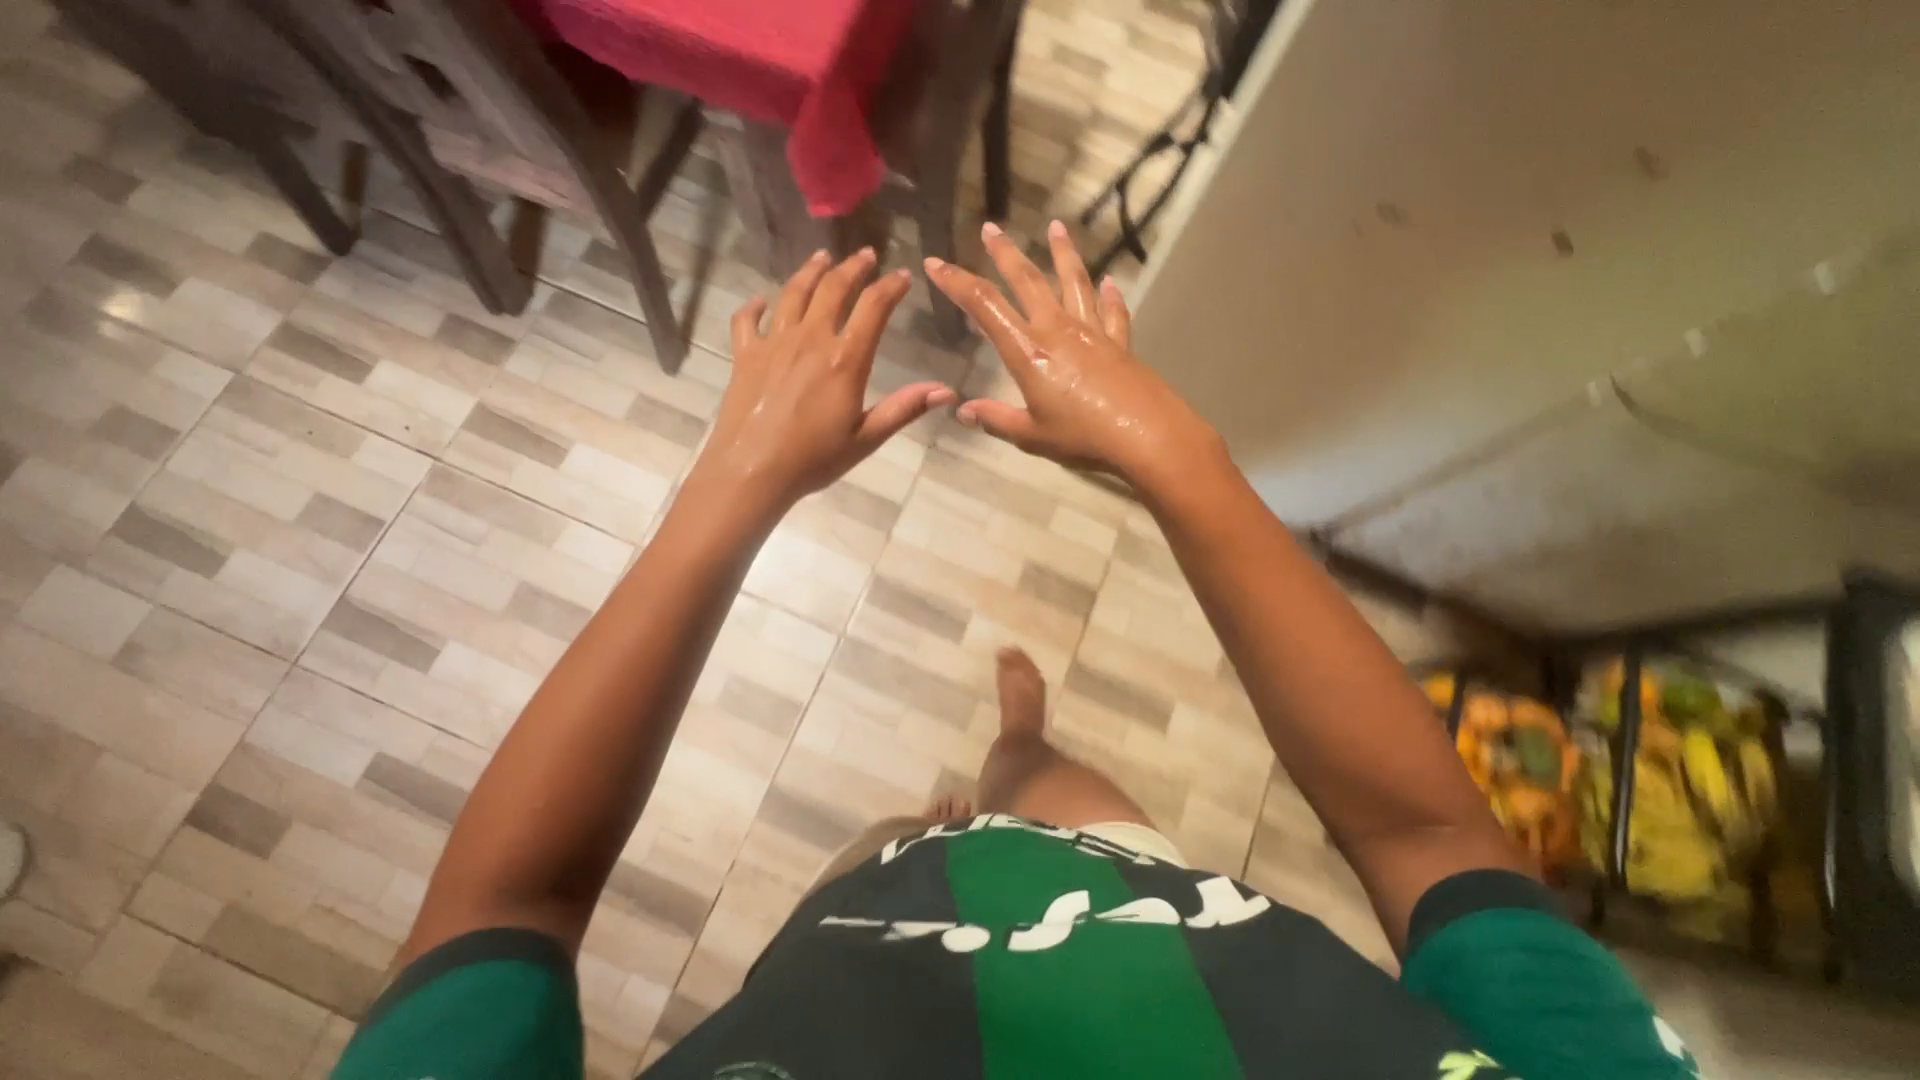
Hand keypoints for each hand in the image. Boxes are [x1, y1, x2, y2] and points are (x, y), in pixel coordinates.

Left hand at [693, 248, 956, 511]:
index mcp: (845, 360)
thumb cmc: (813, 459)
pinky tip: (762, 301)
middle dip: (853, 268)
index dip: (890, 287)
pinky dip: (755, 305)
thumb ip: (904, 409)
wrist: (751, 471)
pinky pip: (747, 319)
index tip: (903, 275)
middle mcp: (810, 339)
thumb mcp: (866, 439)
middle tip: (865, 256)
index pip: (873, 308)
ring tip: (822, 258)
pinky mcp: (745, 355)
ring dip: (810, 271)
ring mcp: (773, 343)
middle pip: (833, 289)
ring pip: (793, 293)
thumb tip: (947, 391)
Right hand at [924, 221, 1223, 485]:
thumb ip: (996, 420)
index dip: (957, 282)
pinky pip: (1113, 313)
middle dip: (1006, 253)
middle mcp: (1058, 330)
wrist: (1146, 435)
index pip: (985, 306)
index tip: (935, 263)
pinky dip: (1111, 295)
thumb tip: (963, 411)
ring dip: (1063, 253)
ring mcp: (1093, 333)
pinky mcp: (1120, 344)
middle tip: (991, 227)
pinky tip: (1110, 282)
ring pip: (1074, 282)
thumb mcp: (1031, 436)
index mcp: (1028, 351)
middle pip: (1028, 281)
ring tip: (1057, 227)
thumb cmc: (1082, 437)